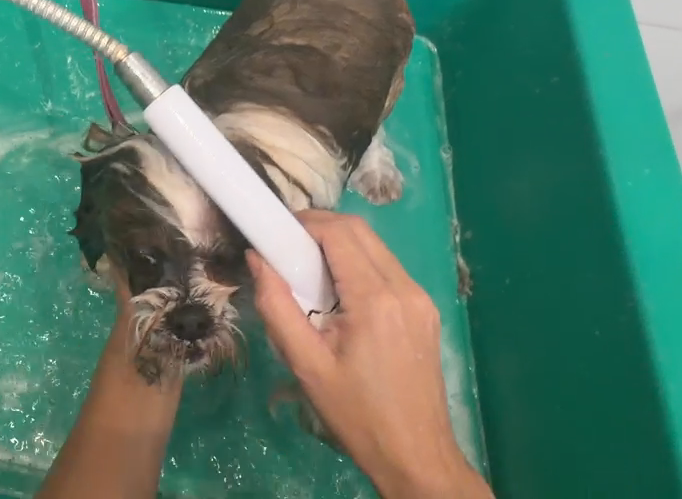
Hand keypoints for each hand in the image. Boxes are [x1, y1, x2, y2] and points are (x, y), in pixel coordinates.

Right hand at [250, 212, 490, 498]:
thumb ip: (276, 306)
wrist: (417, 459)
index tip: (275, 233)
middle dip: (319, 227)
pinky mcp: (424, 310)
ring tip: (308, 270)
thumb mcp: (306, 365)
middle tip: (286, 246)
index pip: (339, 233)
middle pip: (358, 231)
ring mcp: (420, 298)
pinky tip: (338, 291)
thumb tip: (257, 258)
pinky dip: (357, 262)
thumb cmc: (357, 415)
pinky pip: (386, 267)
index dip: (304, 222)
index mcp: (376, 300)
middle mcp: (404, 289)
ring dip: (338, 243)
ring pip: (374, 245)